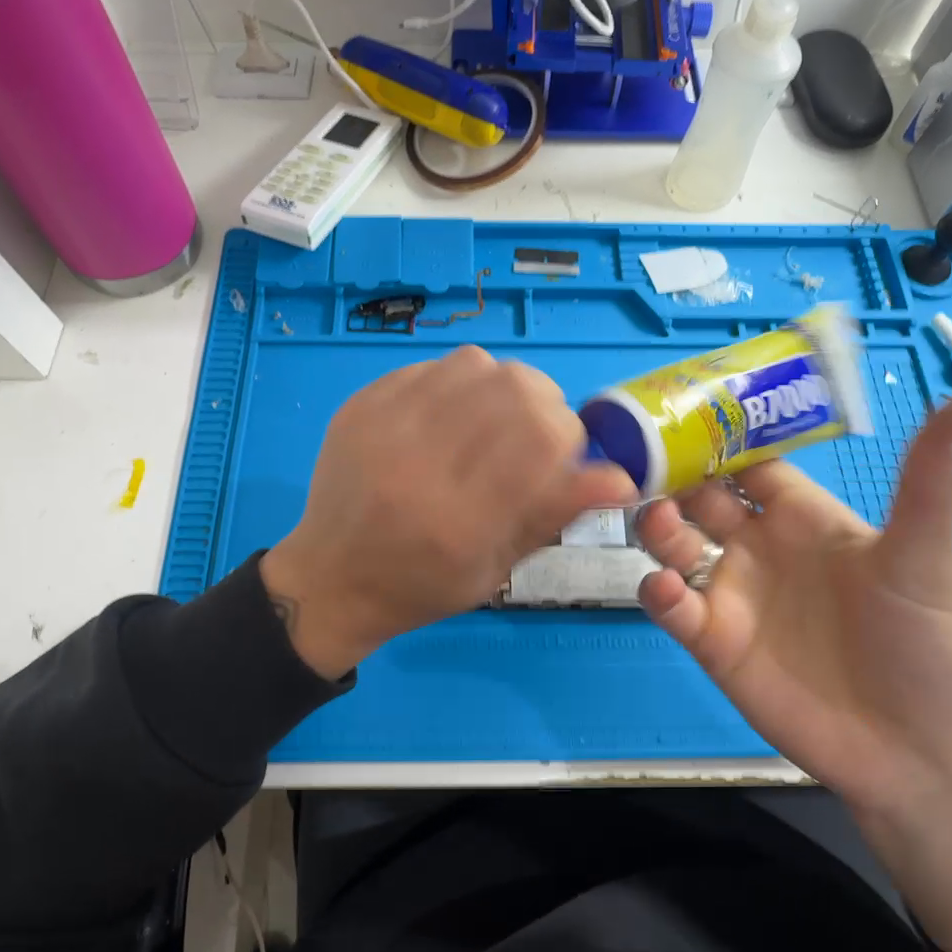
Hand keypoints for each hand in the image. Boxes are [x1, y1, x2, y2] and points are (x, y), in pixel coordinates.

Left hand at [262, 347, 635, 678]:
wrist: (330, 577)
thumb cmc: (422, 587)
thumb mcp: (495, 568)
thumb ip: (552, 515)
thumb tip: (620, 477)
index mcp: (457, 521)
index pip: (542, 442)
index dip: (574, 441)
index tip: (574, 459)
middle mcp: (418, 463)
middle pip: (514, 391)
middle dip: (549, 408)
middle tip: (543, 435)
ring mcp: (383, 425)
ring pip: (477, 365)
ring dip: (507, 387)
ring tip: (502, 418)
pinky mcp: (362, 403)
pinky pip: (435, 365)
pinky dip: (464, 382)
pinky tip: (459, 412)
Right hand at [635, 395, 951, 810]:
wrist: (912, 752)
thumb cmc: (924, 646)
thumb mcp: (925, 558)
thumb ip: (927, 482)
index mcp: (803, 517)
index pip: (748, 461)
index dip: (718, 435)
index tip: (684, 410)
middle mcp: (759, 546)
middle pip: (698, 495)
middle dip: (672, 476)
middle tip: (645, 464)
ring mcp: (732, 593)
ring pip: (673, 542)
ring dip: (658, 526)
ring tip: (663, 525)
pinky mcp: (712, 640)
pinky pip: (670, 605)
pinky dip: (658, 591)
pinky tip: (669, 588)